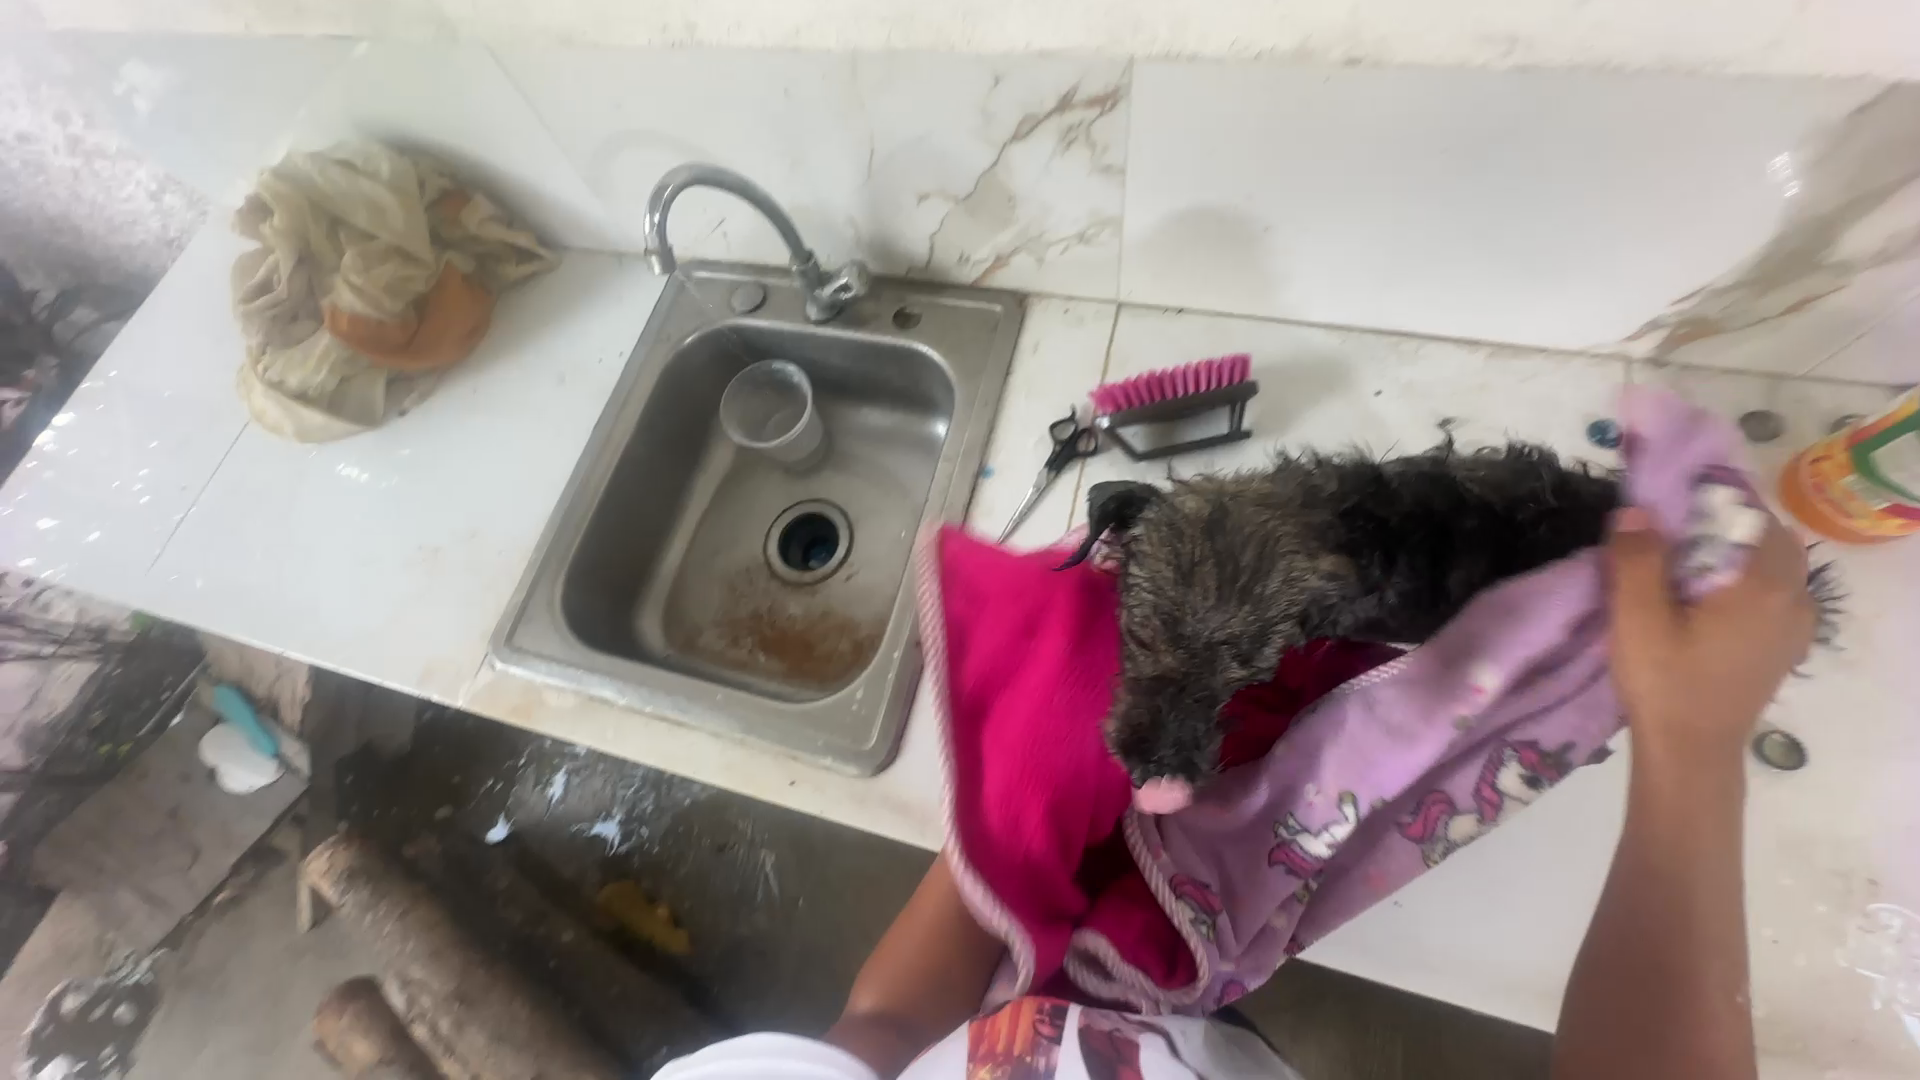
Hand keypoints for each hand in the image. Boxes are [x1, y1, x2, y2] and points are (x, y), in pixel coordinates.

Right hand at [1608, 505, 1816, 765]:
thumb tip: (1634, 510)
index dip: (1711, 498)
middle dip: (1718, 523)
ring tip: (1673, 557)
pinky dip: (1735, 576)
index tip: (1666, 495)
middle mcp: (1794, 599)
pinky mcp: (1781, 642)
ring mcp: (1795, 624)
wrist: (1692, 747)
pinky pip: (1767, 590)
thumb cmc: (1663, 680)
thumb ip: (1637, 560)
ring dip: (1727, 550)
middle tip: (1662, 526)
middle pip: (1766, 538)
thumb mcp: (1636, 617)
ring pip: (1769, 565)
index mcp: (1763, 587)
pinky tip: (1696, 594)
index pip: (1751, 517)